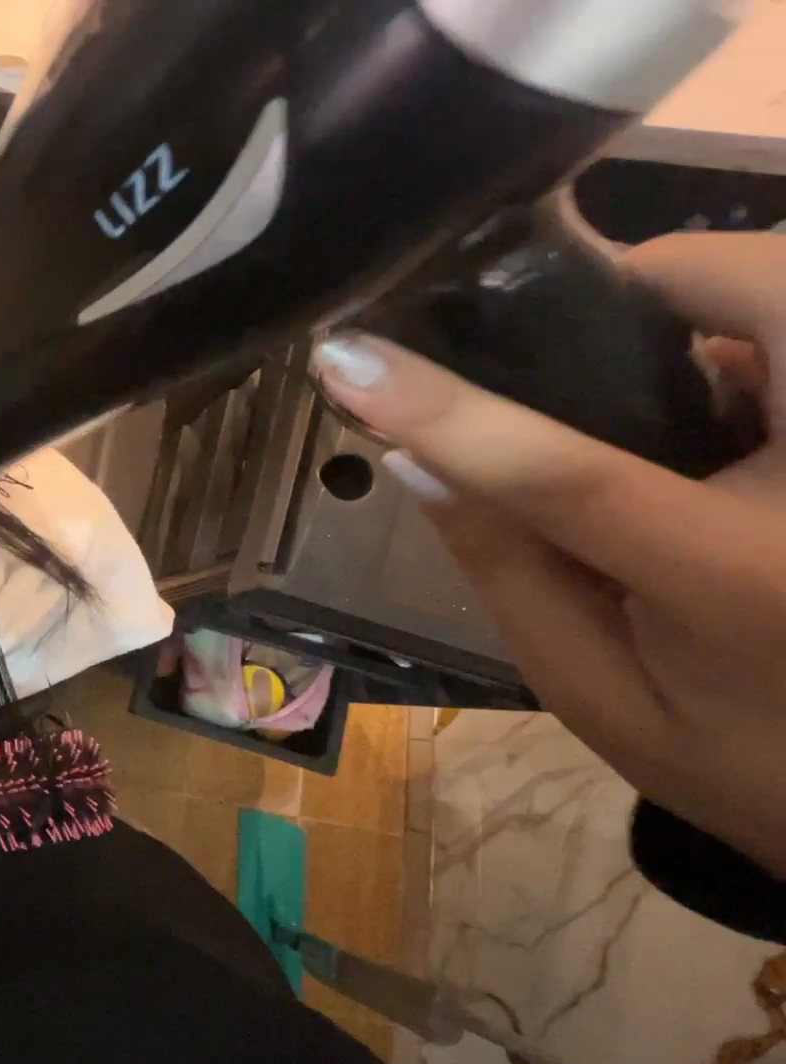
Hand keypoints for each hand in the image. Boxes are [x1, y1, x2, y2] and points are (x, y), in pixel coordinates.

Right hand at [312, 231, 785, 875]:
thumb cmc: (745, 753)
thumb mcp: (593, 687)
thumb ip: (507, 572)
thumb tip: (418, 461)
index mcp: (743, 579)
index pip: (564, 473)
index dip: (445, 408)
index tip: (344, 356)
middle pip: (759, 296)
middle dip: (648, 288)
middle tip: (569, 348)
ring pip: (785, 298)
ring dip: (703, 320)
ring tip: (650, 413)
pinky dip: (746, 350)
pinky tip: (717, 437)